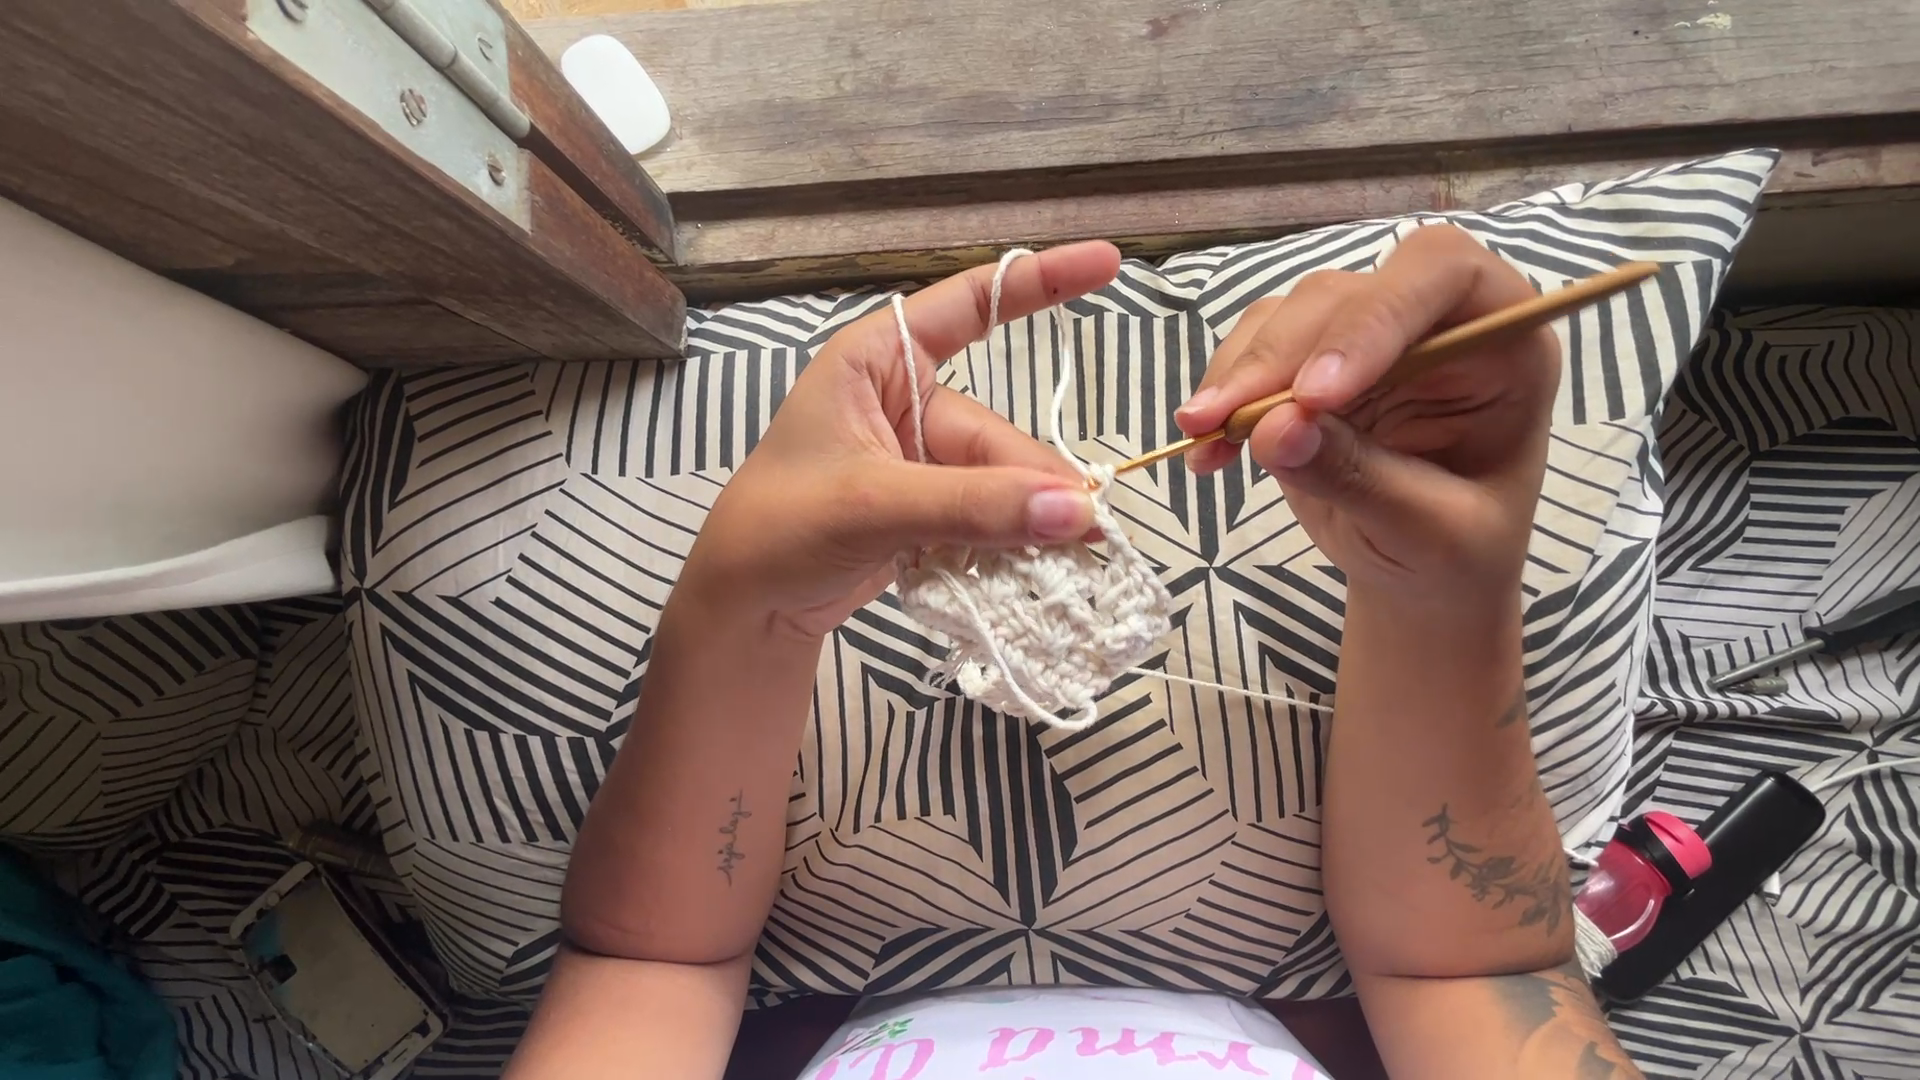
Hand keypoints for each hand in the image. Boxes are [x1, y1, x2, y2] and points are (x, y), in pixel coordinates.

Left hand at [684, 242, 1123, 639]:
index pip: (967, 306)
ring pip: (998, 481)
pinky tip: (1034, 566)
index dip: (1038, 282)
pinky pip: (985, 516)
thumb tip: (1076, 508)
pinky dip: (1009, 540)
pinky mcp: (926, 511)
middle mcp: (903, 403)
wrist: (747, 607)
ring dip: (1030, 519)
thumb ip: (972, 504)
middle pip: (995, 432)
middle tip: (1086, 530)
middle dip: (1034, 482)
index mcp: (876, 363)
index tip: (1108, 263)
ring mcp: (918, 461)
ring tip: (1075, 553)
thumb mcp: (871, 504)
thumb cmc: (779, 529)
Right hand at [1174, 226, 1559, 606]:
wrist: (1417, 571)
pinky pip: (1251, 353)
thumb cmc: (1451, 553)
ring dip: (1236, 374)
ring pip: (1285, 317)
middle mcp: (1429, 326)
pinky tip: (1206, 449)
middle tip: (1220, 422)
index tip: (1314, 396)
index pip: (1441, 277)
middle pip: (1340, 296)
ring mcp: (1362, 343)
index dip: (1372, 319)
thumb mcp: (1425, 530)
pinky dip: (1221, 396)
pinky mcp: (1306, 368)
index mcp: (1499, 346)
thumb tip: (1271, 429)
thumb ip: (1357, 476)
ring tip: (1200, 434)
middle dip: (1276, 359)